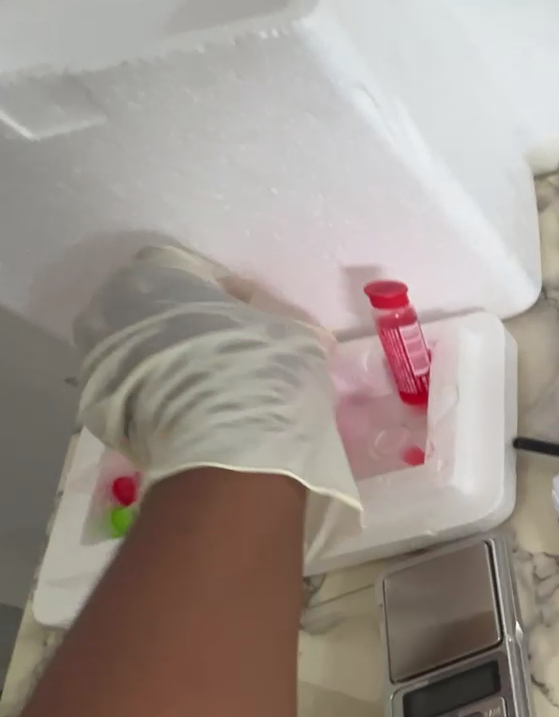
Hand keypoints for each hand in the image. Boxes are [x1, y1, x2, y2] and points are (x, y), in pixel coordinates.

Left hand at [73, 245, 360, 561]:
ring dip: (186, 358)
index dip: (236, 292)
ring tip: (230, 385)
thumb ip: (289, 324)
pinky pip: (146, 383)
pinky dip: (173, 389)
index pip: (195, 267)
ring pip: (152, 347)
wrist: (228, 449)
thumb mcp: (300, 337)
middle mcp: (111, 307)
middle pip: (164, 306)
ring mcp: (99, 356)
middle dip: (204, 324)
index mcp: (156, 276)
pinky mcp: (104, 402)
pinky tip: (210, 409)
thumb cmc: (263, 372)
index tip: (268, 319)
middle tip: (249, 351)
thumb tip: (295, 330)